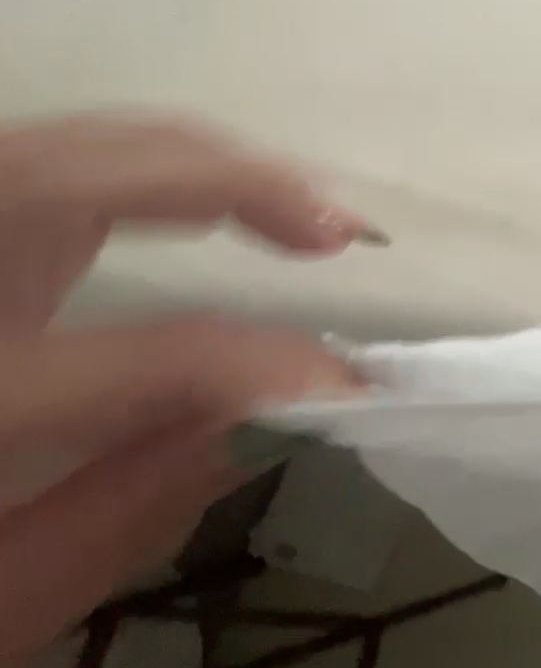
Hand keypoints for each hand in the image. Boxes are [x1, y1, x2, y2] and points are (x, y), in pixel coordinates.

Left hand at [0, 116, 367, 667]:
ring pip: (73, 147)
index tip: (351, 386)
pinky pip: (62, 158)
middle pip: (75, 183)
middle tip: (341, 233)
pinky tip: (219, 206)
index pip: (142, 356)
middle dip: (235, 188)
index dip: (263, 361)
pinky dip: (156, 164)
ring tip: (305, 216)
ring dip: (207, 166)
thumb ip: (117, 519)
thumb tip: (275, 423)